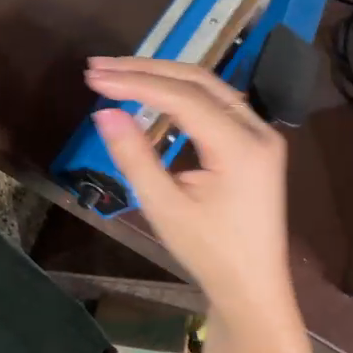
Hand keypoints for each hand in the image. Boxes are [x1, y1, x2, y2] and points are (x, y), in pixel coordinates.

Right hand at [83, 57, 289, 302]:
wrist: (252, 286)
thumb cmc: (208, 252)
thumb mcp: (163, 206)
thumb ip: (134, 156)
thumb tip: (103, 113)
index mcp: (241, 147)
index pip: (182, 97)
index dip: (134, 83)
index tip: (93, 77)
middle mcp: (257, 130)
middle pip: (197, 81)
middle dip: (144, 70)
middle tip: (97, 66)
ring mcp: (259, 134)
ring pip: (206, 87)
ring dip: (160, 76)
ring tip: (116, 72)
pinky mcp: (252, 142)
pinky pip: (213, 102)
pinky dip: (177, 91)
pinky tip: (148, 91)